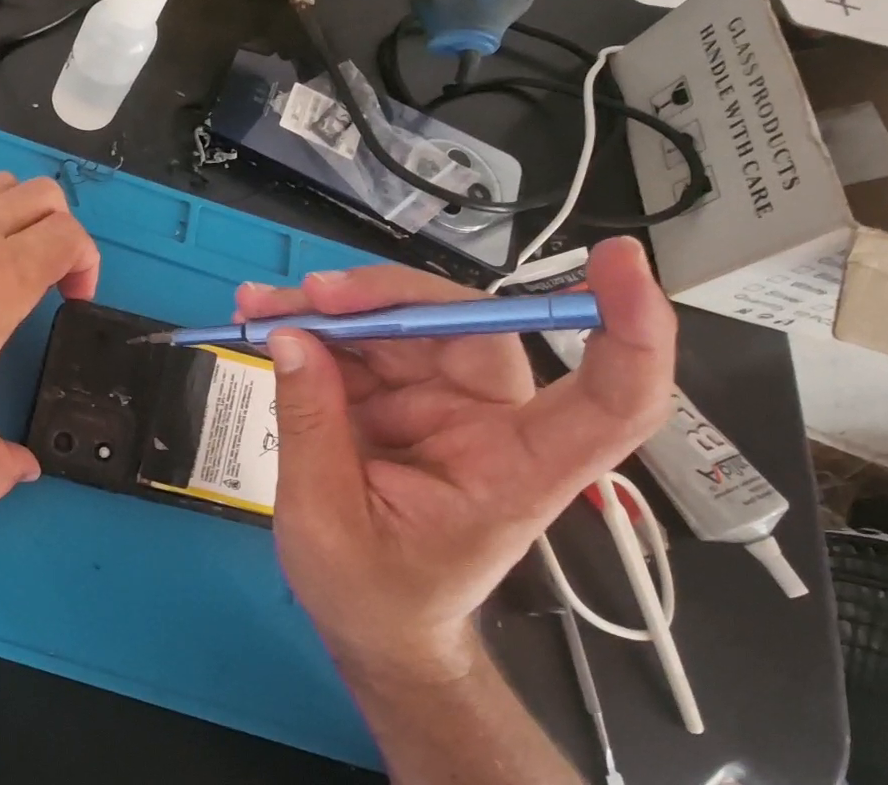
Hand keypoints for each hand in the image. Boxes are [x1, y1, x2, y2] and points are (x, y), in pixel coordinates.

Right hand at [243, 238, 675, 680]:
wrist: (370, 626)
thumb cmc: (372, 594)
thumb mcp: (325, 518)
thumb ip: (311, 425)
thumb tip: (290, 336)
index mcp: (514, 470)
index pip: (606, 401)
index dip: (627, 330)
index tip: (617, 261)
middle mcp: (492, 424)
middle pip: (465, 330)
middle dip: (383, 300)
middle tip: (302, 296)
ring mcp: (445, 406)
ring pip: (404, 325)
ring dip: (329, 310)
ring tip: (259, 306)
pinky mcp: (403, 398)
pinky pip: (364, 344)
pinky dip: (313, 329)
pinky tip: (266, 319)